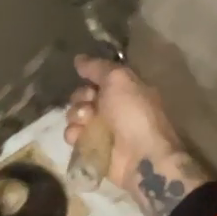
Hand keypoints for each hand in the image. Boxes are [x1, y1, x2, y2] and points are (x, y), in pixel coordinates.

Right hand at [65, 55, 212, 215]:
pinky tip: (82, 137)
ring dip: (76, 117)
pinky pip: (73, 136)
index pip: (96, 77)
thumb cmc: (134, 114)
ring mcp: (101, 129)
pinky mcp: (92, 148)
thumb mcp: (119, 80)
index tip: (88, 80)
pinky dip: (75, 135)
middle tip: (91, 106)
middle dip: (80, 98)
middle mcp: (111, 107)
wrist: (143, 156)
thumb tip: (78, 59)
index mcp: (123, 90)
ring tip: (88, 123)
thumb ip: (97, 67)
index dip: (89, 78)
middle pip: (81, 96)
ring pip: (74, 115)